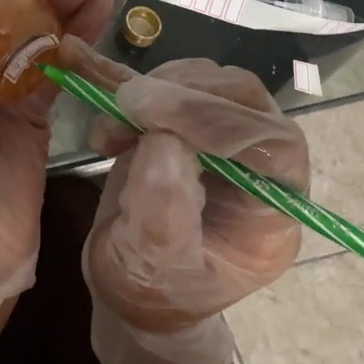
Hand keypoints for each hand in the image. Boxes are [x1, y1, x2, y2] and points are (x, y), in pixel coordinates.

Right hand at [62, 41, 310, 363]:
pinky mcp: (183, 115)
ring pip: (207, 78)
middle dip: (183, 93)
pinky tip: (91, 76)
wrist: (131, 281)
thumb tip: (163, 141)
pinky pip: (166, 78)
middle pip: (244, 98)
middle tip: (126, 105)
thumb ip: (163, 212)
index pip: (273, 145)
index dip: (217, 119)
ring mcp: (222, 133)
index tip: (150, 114)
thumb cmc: (153, 288)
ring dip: (154, 86)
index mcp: (271, 209)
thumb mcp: (153, 266)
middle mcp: (257, 163)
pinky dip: (127, 74)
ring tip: (111, 124)